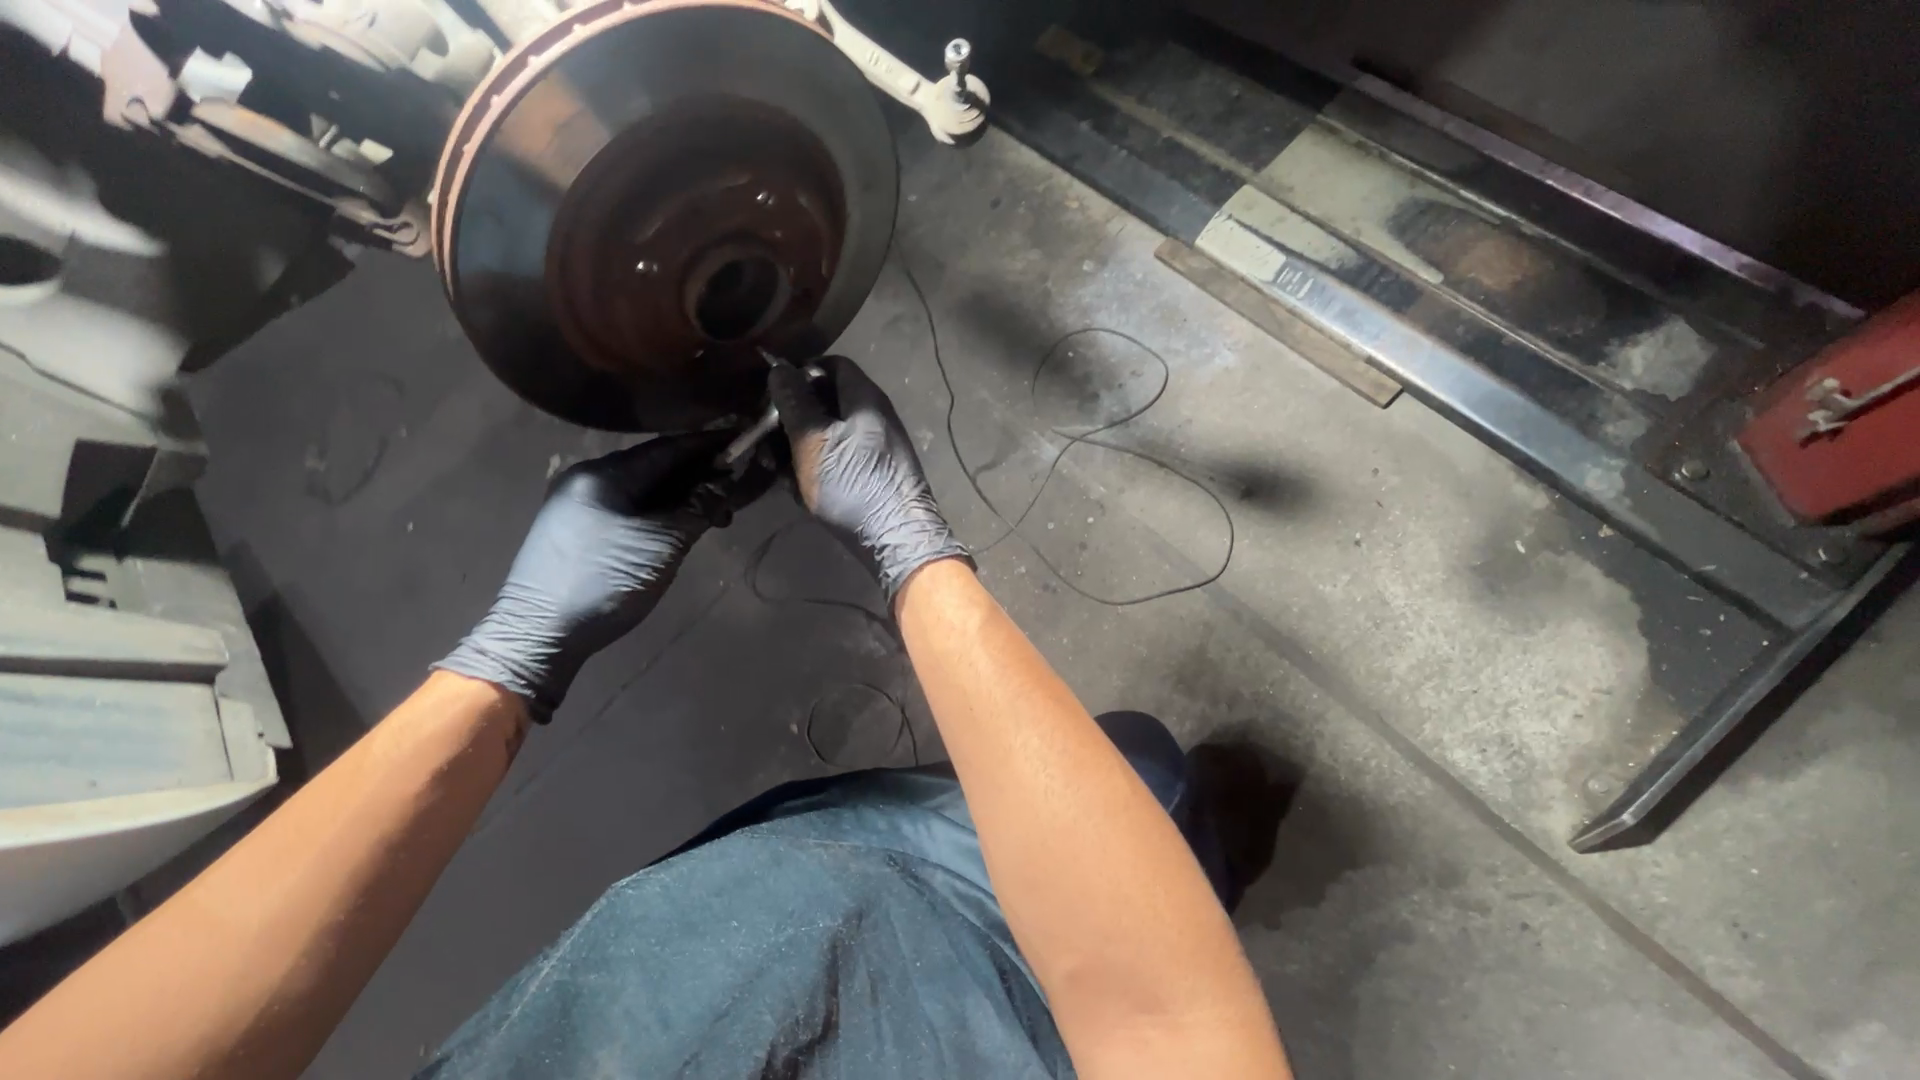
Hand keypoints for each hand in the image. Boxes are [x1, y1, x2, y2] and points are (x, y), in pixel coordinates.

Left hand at [436, 433, 760, 719]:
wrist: (541, 635)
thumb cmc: (604, 585)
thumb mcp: (662, 547)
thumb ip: (698, 508)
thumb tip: (728, 480)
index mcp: (604, 474)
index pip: (667, 448)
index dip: (707, 445)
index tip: (742, 441)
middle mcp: (587, 478)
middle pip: (654, 466)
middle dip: (698, 475)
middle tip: (735, 490)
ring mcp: (578, 502)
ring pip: (642, 488)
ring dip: (681, 497)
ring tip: (715, 517)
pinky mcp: (576, 527)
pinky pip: (627, 506)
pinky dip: (658, 511)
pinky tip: (680, 526)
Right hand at [768, 355, 969, 600]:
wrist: (897, 539)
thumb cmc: (853, 484)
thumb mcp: (814, 441)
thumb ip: (794, 402)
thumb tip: (779, 368)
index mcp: (864, 398)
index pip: (832, 364)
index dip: (801, 373)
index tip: (774, 394)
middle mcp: (874, 416)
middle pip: (827, 401)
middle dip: (793, 417)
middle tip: (767, 440)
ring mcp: (877, 447)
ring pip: (829, 434)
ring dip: (799, 448)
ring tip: (777, 470)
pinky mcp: (874, 474)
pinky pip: (840, 459)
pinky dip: (817, 468)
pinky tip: (798, 490)